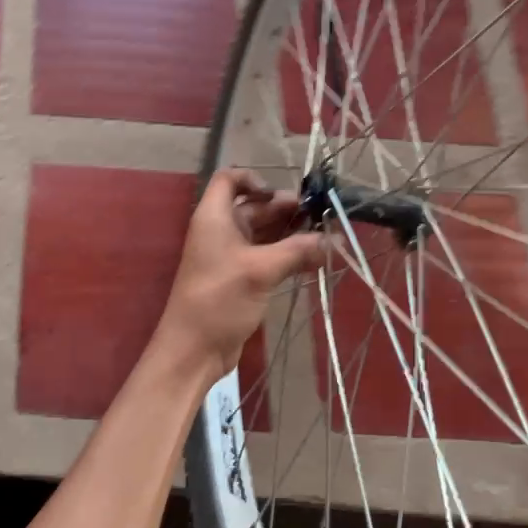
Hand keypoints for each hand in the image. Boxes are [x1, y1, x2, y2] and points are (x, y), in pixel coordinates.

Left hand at [153, 170, 329, 385]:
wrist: (194, 347)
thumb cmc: (219, 298)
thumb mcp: (259, 270)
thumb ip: (296, 251)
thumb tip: (332, 240)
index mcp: (214, 216)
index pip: (228, 179)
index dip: (253, 179)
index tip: (280, 194)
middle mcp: (220, 230)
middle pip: (253, 207)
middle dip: (285, 209)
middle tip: (321, 216)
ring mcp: (230, 255)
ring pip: (263, 233)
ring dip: (291, 233)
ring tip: (326, 237)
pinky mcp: (241, 277)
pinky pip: (267, 256)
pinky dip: (288, 255)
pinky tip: (316, 261)